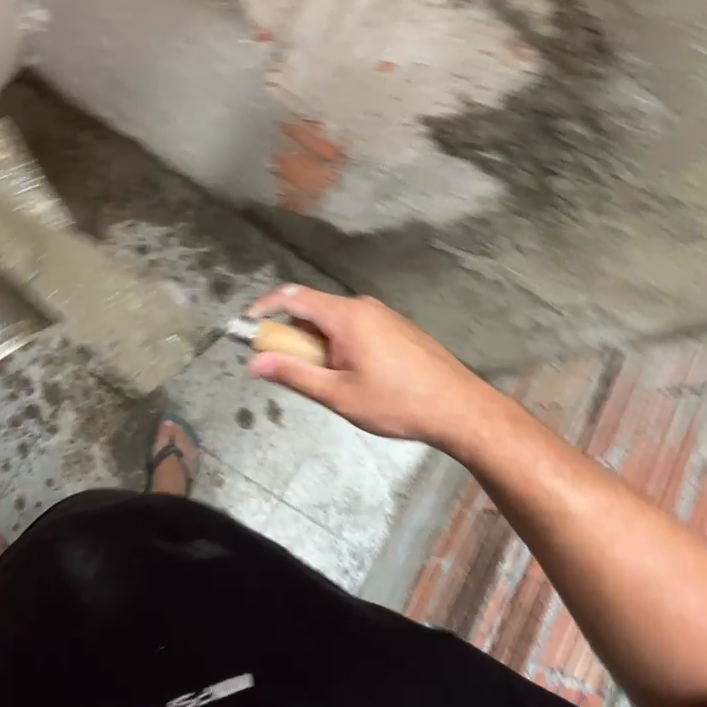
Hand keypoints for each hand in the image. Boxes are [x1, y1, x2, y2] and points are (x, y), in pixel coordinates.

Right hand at [243, 285, 511, 453]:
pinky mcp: (396, 328)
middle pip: (312, 310)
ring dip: (317, 344)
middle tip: (287, 369)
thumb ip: (293, 374)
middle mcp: (363, 307)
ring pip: (334, 321)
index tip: (245, 326)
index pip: (292, 297)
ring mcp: (383, 316)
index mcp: (346, 316)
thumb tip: (254, 362)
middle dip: (292, 335)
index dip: (263, 308)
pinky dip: (338, 345)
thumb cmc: (396, 403)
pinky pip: (354, 327)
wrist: (461, 409)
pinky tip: (351, 377)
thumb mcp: (338, 394)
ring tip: (325, 381)